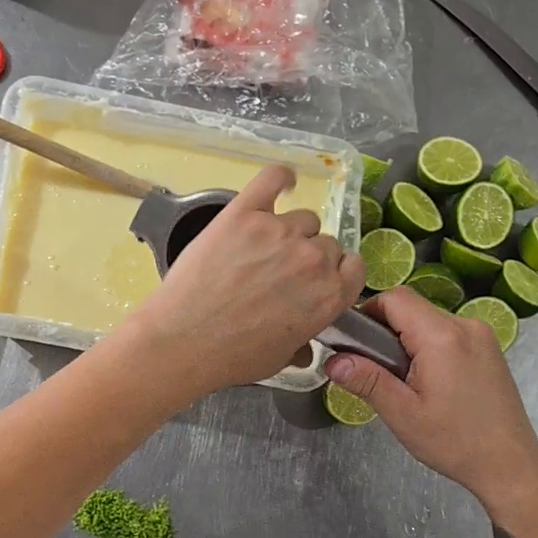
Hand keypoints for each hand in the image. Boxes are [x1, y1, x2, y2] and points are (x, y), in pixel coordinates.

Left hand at [118, 165, 365, 398]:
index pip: (354, 267)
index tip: (320, 278)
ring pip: (301, 219)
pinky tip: (282, 183)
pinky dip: (280, 178)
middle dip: (308, 258)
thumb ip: (303, 342)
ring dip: (289, 231)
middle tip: (278, 274)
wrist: (182, 341)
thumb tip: (306, 344)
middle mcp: (312, 258)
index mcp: (329, 295)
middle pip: (326, 243)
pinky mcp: (243, 213)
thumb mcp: (280, 359)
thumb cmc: (231, 357)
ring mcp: (278, 230)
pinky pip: (273, 178)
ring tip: (261, 250)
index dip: (337, 273)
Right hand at [323, 288, 537, 508]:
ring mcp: (481, 335)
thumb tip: (332, 361)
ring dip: (406, 341)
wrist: (509, 464)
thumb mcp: (402, 414)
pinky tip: (427, 384)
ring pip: (428, 321)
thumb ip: (367, 381)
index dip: (367, 312)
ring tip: (402, 383)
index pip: (395, 298)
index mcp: (442, 336)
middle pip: (411, 308)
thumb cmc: (454, 442)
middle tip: (374, 371)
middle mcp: (465, 325)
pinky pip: (447, 334)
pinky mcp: (488, 349)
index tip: (353, 342)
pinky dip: (427, 348)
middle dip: (385, 331)